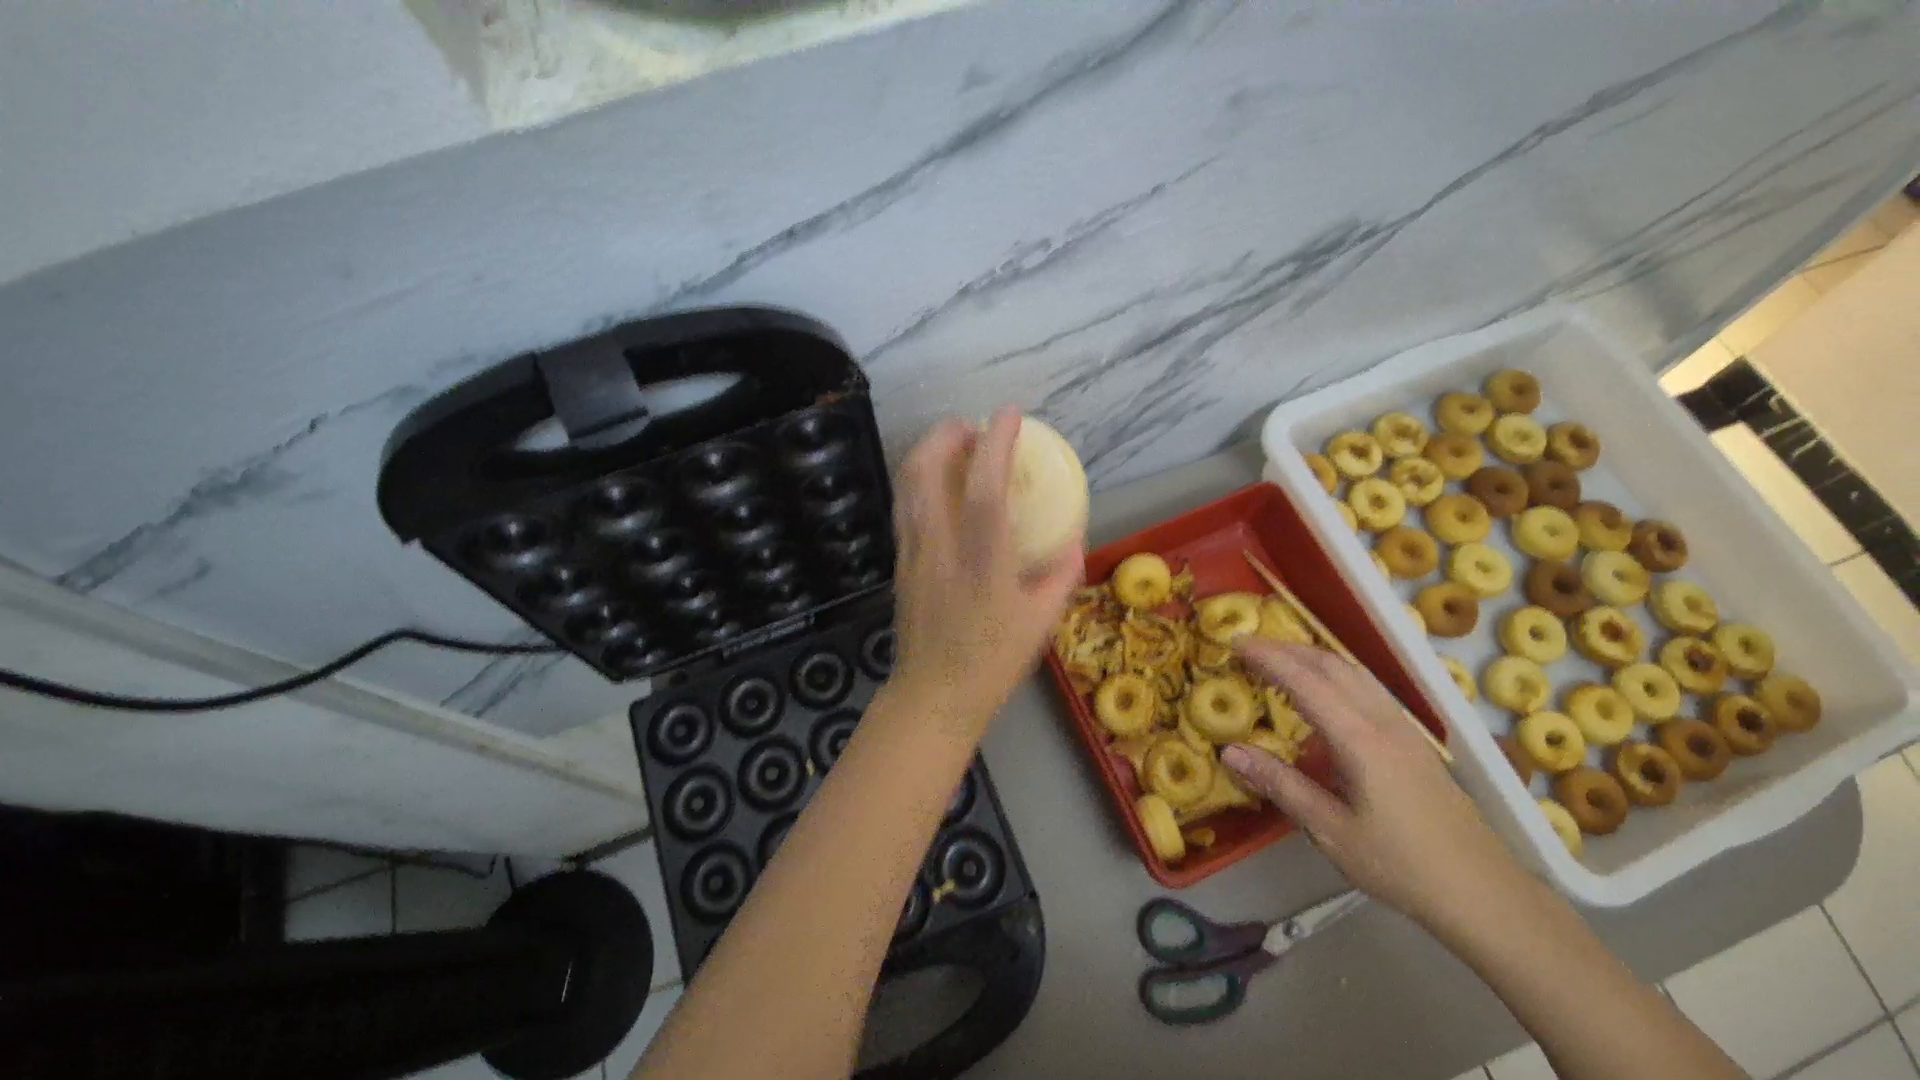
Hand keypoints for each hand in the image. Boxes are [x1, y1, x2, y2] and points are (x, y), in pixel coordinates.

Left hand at [885, 408, 1083, 739]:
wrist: (932, 697)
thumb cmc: (991, 664)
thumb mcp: (1041, 623)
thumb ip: (1061, 576)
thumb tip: (1075, 541)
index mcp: (981, 563)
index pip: (983, 489)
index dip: (996, 445)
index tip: (1009, 414)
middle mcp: (939, 549)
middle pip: (925, 472)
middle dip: (945, 435)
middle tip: (972, 426)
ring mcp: (912, 554)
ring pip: (907, 486)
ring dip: (927, 453)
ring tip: (954, 446)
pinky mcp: (899, 564)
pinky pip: (905, 507)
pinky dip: (920, 481)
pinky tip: (940, 487)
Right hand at [1220, 640, 1522, 928]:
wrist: (1480, 889)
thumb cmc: (1400, 864)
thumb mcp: (1331, 831)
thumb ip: (1282, 785)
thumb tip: (1230, 752)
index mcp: (1360, 740)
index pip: (1307, 682)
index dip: (1269, 658)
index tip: (1236, 642)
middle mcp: (1384, 722)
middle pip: (1333, 665)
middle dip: (1289, 649)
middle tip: (1249, 647)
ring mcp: (1405, 729)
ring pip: (1356, 673)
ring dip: (1314, 658)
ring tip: (1280, 661)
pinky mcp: (1415, 742)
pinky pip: (1369, 689)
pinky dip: (1336, 676)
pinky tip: (1324, 696)